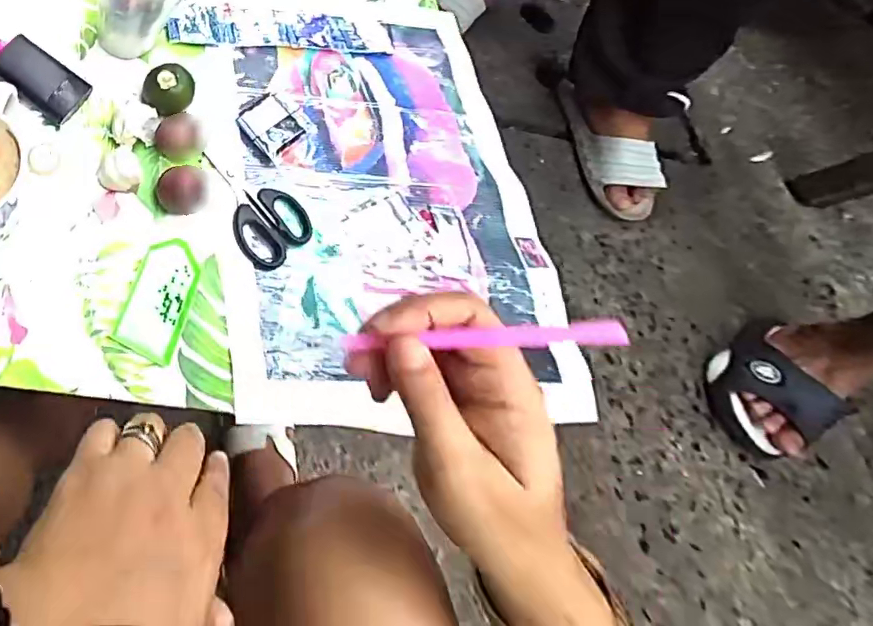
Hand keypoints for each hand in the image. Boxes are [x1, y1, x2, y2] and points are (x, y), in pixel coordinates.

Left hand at [0, 415, 230, 625]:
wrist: (58, 620)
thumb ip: (206, 611)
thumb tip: (220, 609)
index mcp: (198, 540)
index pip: (218, 487)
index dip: (218, 470)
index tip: (216, 463)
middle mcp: (167, 494)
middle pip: (188, 444)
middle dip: (188, 443)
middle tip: (180, 450)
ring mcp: (126, 472)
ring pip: (149, 426)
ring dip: (150, 435)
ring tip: (144, 446)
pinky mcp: (87, 463)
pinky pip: (104, 428)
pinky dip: (108, 433)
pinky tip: (105, 447)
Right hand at [348, 293, 612, 625]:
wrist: (513, 561)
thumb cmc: (498, 522)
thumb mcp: (458, 464)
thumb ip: (429, 400)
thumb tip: (400, 341)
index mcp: (509, 383)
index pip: (470, 315)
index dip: (423, 311)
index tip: (382, 333)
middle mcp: (489, 372)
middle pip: (437, 320)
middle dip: (394, 329)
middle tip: (360, 357)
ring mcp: (467, 382)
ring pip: (418, 337)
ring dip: (382, 347)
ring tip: (361, 375)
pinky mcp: (446, 393)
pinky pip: (411, 360)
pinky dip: (385, 364)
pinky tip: (374, 388)